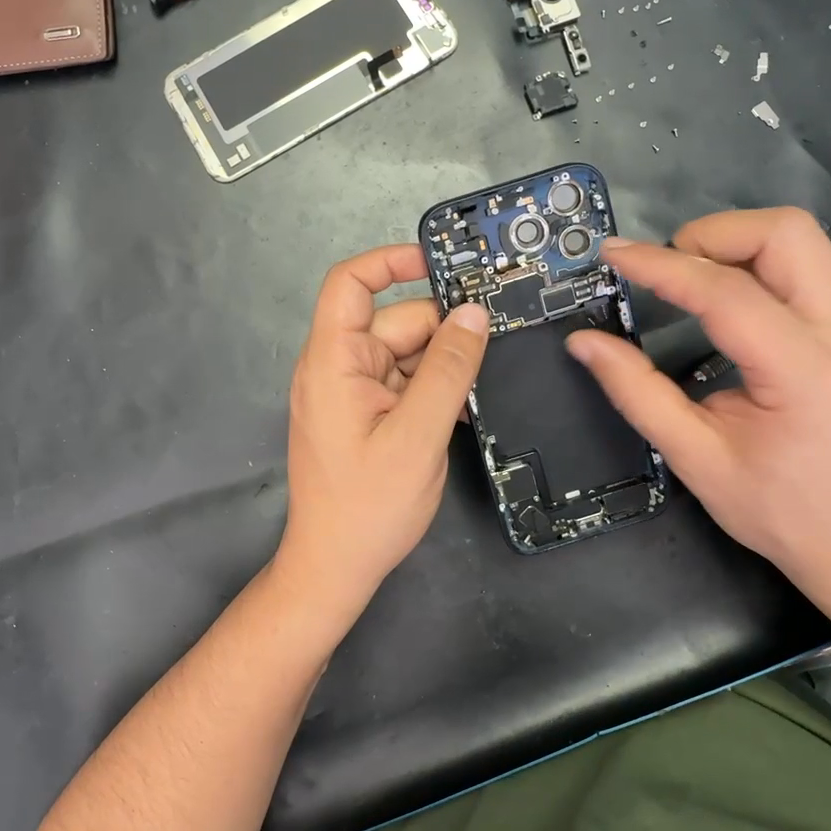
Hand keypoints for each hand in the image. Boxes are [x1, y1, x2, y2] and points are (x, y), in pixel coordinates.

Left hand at [279, 245, 489, 605]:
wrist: (335, 568)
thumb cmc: (367, 506)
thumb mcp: (417, 436)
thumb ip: (447, 371)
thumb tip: (472, 315)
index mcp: (333, 361)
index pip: (350, 284)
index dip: (391, 262)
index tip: (442, 263)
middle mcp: (338, 367)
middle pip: (395, 322)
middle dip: (442, 331)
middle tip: (497, 344)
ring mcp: (352, 392)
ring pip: (407, 353)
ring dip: (444, 366)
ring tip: (483, 387)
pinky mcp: (366, 414)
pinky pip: (405, 382)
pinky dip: (434, 389)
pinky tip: (465, 409)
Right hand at [564, 209, 830, 599]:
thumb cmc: (776, 510)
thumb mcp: (694, 460)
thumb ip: (637, 392)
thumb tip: (583, 341)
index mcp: (808, 377)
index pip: (730, 293)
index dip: (663, 266)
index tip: (613, 254)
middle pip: (786, 234)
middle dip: (711, 235)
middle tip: (663, 270)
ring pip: (798, 238)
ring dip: (732, 242)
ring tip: (684, 280)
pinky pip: (802, 263)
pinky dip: (749, 262)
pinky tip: (716, 297)